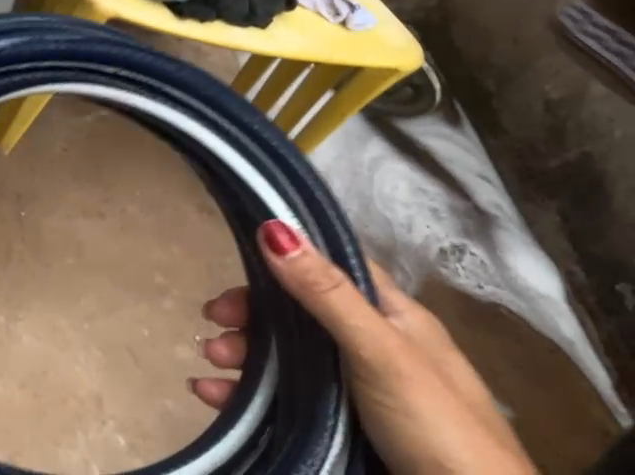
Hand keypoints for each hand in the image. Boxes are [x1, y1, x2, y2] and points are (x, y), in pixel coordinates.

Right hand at [193, 221, 535, 474]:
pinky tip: (214, 396)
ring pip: (284, 358)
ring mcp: (356, 390)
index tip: (238, 266)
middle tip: (213, 326)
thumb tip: (271, 224)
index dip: (284, 261)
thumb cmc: (439, 427)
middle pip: (297, 314)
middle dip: (249, 317)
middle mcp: (372, 347)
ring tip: (212, 366)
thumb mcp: (381, 354)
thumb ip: (327, 294)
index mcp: (393, 319)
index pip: (331, 269)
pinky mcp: (340, 427)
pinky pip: (281, 399)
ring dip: (240, 355)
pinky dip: (243, 394)